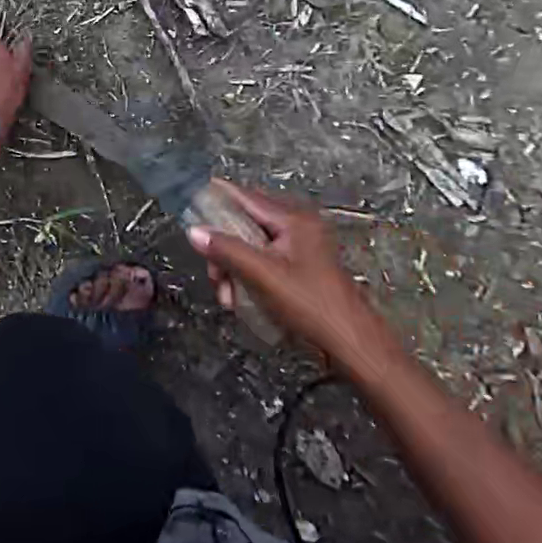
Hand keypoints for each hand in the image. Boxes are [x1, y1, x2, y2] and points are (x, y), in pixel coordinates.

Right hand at [187, 181, 393, 370]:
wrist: (352, 346)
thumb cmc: (310, 305)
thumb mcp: (262, 275)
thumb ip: (226, 250)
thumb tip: (193, 231)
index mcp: (293, 219)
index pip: (245, 197)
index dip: (216, 197)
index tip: (189, 200)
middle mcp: (297, 226)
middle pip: (244, 223)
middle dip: (223, 248)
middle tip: (214, 273)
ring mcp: (300, 247)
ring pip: (250, 245)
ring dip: (233, 267)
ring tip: (227, 296)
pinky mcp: (300, 267)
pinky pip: (262, 261)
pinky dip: (247, 275)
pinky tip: (240, 299)